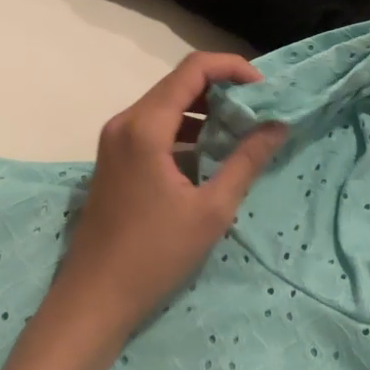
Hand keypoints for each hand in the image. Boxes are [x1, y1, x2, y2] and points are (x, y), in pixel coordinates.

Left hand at [1, 53, 286, 369]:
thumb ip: (246, 160)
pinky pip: (154, 123)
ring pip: (167, 101)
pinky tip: (209, 150)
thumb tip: (278, 125)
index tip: (263, 88)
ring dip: (204, 106)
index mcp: (146, 126)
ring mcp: (115, 139)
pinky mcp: (114, 157)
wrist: (91, 302)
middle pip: (180, 81)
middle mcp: (126, 121)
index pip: (193, 68)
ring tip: (239, 127)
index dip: (232, 67)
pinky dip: (185, 125)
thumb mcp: (211, 209)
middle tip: (257, 107)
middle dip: (222, 87)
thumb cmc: (153, 255)